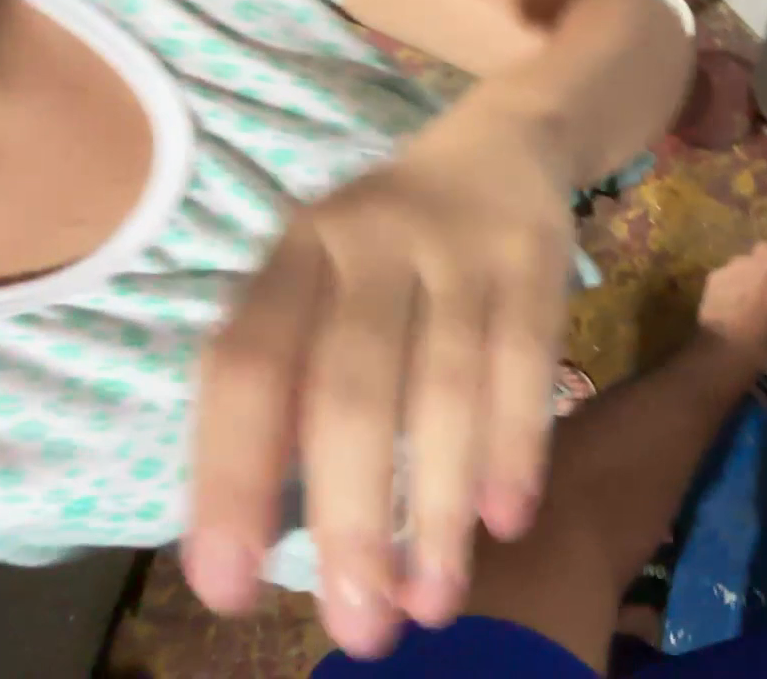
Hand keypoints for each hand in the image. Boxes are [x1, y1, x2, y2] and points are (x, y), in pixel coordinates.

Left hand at [187, 105, 577, 657]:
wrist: (507, 142)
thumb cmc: (401, 232)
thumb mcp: (331, 272)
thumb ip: (301, 370)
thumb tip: (283, 522)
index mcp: (298, 248)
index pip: (246, 364)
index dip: (229, 479)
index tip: (227, 593)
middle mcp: (371, 238)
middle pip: (352, 388)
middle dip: (354, 517)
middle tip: (364, 625)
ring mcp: (463, 244)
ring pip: (447, 385)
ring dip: (441, 500)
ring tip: (436, 596)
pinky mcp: (539, 255)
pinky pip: (527, 358)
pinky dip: (517, 440)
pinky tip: (510, 516)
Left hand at [696, 229, 766, 364]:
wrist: (731, 347)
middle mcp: (760, 258)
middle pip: (764, 248)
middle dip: (766, 261)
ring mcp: (735, 265)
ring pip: (744, 262)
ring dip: (746, 275)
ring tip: (744, 299)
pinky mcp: (715, 275)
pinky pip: (726, 274)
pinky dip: (728, 286)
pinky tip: (727, 305)